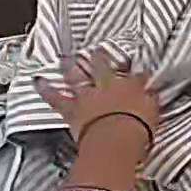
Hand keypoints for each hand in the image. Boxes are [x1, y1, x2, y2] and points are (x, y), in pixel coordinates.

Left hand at [35, 48, 159, 190]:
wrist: (115, 140)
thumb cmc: (136, 128)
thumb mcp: (153, 112)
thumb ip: (151, 101)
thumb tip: (153, 94)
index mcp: (131, 86)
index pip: (137, 77)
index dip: (138, 74)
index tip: (140, 74)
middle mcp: (107, 86)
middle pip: (104, 67)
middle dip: (101, 56)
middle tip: (98, 49)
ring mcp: (88, 96)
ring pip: (78, 75)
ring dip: (72, 65)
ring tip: (66, 57)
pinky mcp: (72, 109)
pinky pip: (56, 97)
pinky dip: (46, 89)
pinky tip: (38, 81)